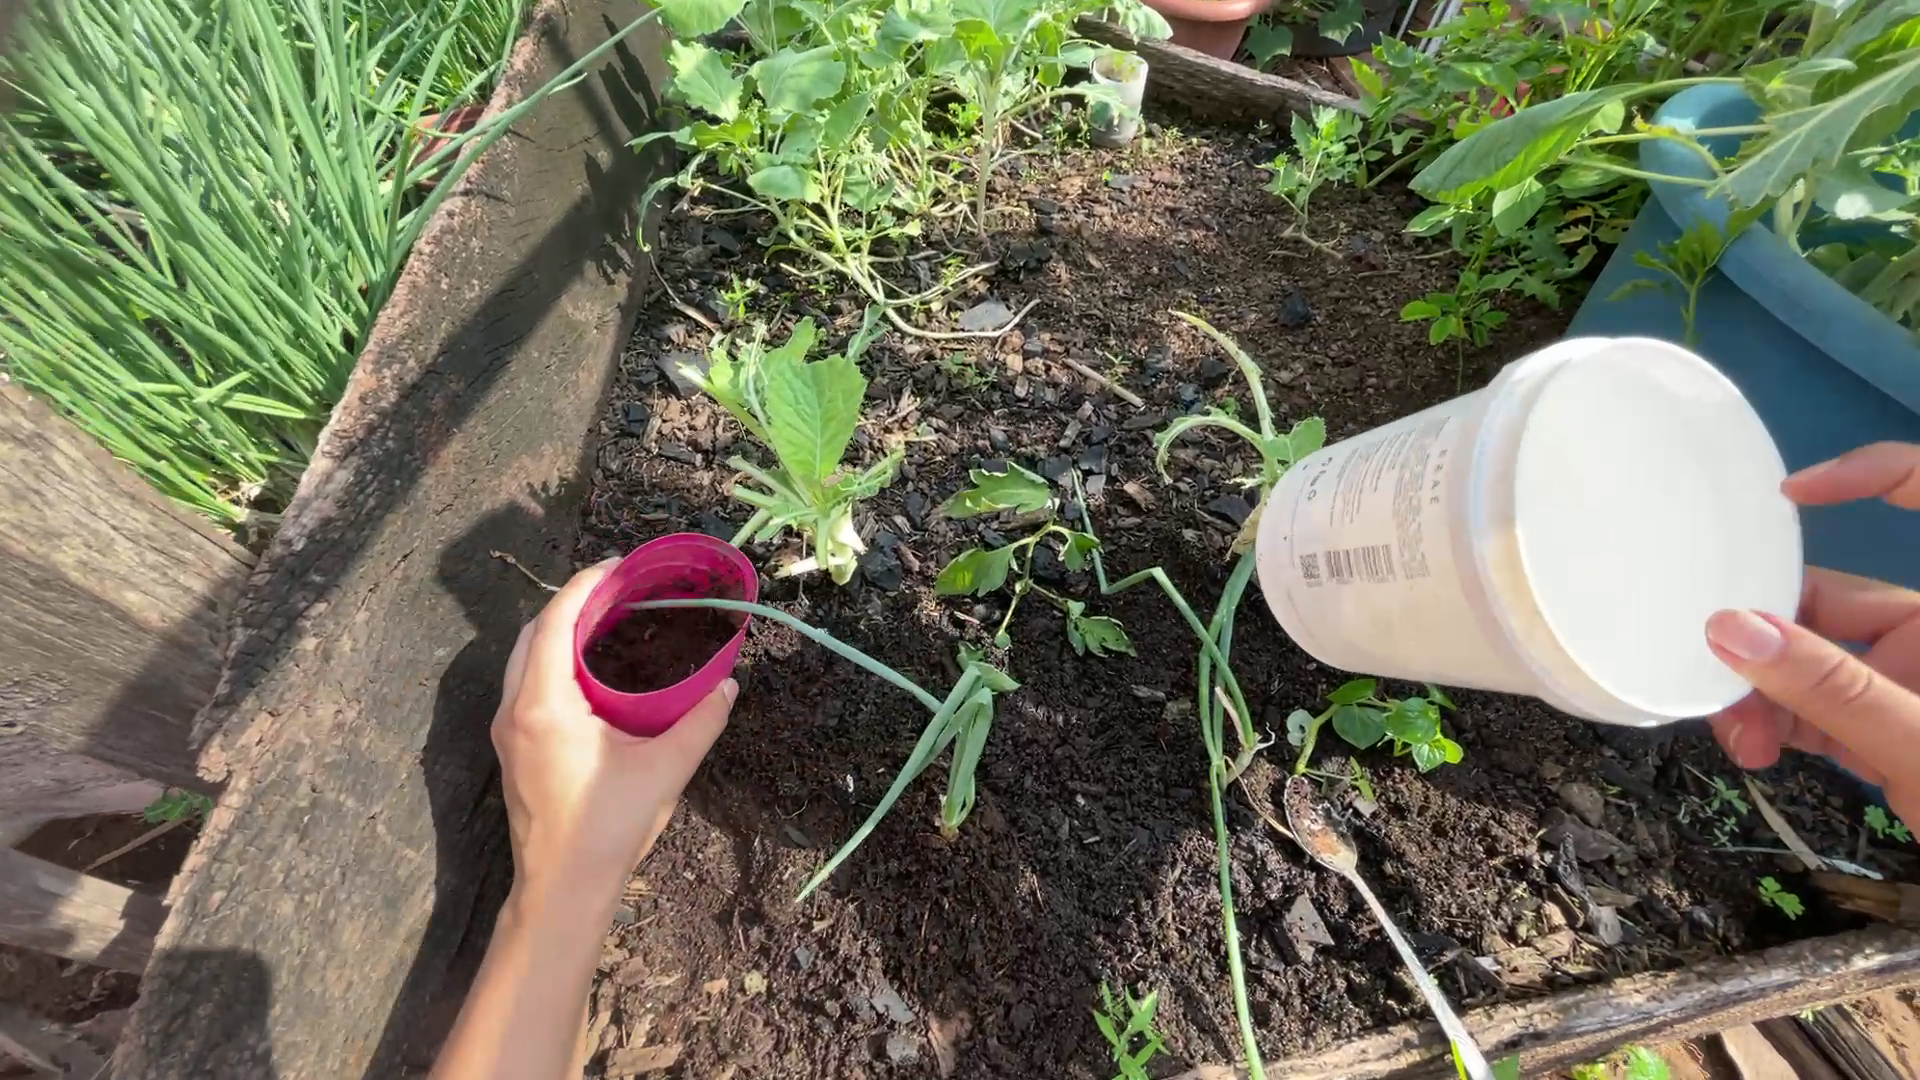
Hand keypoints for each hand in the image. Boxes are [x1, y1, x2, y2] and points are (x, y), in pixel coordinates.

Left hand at [492, 559, 734, 899]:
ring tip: (608, 620)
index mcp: (544, 705)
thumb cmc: (609, 824)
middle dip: (572, 602)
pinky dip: (554, 658)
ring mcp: (507, 729)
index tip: (619, 566)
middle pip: (532, 633)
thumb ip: (702, 720)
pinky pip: (527, 681)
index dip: (585, 586)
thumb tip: (729, 685)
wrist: (562, 888)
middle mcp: (514, 709)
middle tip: (620, 590)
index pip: (554, 622)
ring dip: (560, 630)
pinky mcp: (513, 747)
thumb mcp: (667, 767)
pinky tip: (593, 668)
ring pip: (525, 658)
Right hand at [1705, 442, 1919, 825]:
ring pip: (1801, 660)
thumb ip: (1831, 691)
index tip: (1787, 496)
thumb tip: (1726, 626)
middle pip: (1827, 606)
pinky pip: (1804, 701)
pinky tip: (1754, 748)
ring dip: (1755, 695)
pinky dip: (1769, 721)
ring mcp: (1906, 680)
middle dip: (1760, 646)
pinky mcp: (1880, 721)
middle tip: (1715, 682)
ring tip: (1740, 742)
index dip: (1879, 477)